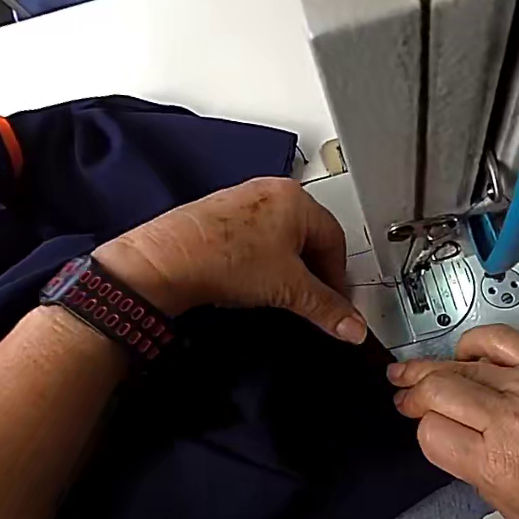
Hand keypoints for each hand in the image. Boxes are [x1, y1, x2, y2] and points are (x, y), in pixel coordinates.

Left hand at [94, 177, 367, 343]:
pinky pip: (251, 240)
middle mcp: (269, 192)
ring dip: (284, 268)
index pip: (336, 241)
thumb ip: (326, 308)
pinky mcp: (217, 217)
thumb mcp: (287, 288)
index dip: (339, 278)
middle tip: (312, 301)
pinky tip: (248, 282)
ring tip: (277, 293)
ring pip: (278, 239)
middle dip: (312, 273)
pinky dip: (258, 262)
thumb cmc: (221, 257)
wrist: (167, 260)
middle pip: (308, 237)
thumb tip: (351, 325)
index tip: (336, 303)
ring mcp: (240, 203)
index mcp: (296, 199)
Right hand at [387, 325, 518, 518]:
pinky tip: (462, 356)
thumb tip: (455, 447)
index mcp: (505, 468)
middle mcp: (516, 422)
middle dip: (412, 396)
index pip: (431, 435)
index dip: (425, 436)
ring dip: (425, 369)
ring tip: (409, 373)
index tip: (429, 436)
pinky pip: (493, 340)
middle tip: (404, 398)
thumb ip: (481, 481)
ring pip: (455, 364)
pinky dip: (470, 345)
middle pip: (434, 390)